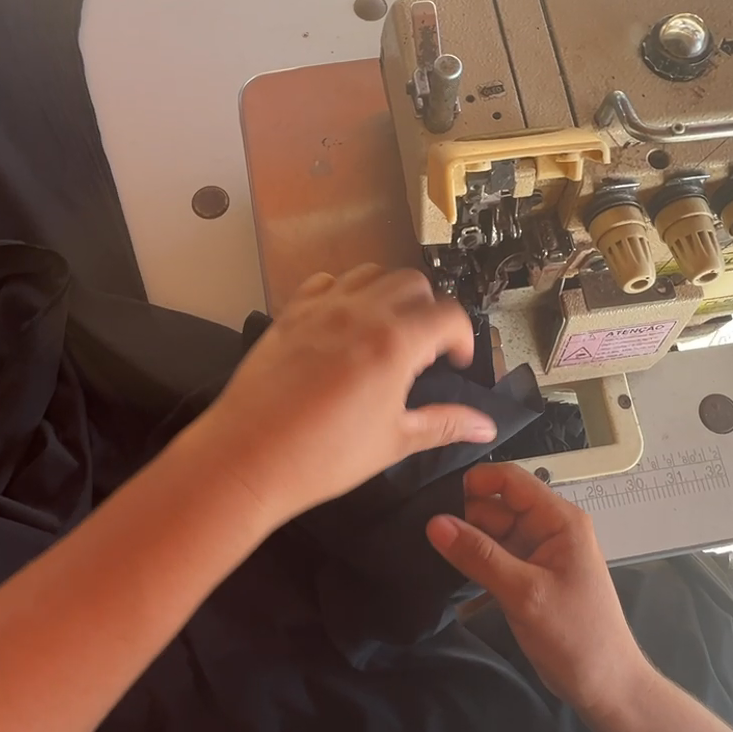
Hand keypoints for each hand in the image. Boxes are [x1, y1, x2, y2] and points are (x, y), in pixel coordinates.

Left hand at [178, 265, 495, 527]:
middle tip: (425, 346)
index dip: (463, 336)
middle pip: (413, 283)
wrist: (249, 458)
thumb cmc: (322, 456)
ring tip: (387, 329)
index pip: (448, 314)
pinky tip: (343, 322)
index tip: (456, 361)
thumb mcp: (394, 442)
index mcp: (394, 343)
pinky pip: (326, 282)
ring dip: (388, 293)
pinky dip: (344, 292)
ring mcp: (322, 308)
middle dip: (429, 309)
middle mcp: (361, 313)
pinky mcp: (291, 314)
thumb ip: (445, 424)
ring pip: (371, 273)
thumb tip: (483, 426)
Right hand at [426, 463, 651, 715]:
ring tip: (425, 552)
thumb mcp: (524, 593)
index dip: (474, 482)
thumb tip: (434, 522)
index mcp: (558, 519)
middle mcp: (547, 528)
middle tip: (420, 533)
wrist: (607, 689)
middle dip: (462, 516)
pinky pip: (492, 558)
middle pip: (495, 506)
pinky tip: (444, 576)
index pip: (510, 479)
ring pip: (490, 533)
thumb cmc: (575, 636)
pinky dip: (472, 565)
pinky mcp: (526, 578)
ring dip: (464, 543)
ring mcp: (536, 554)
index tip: (434, 499)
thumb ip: (479, 555)